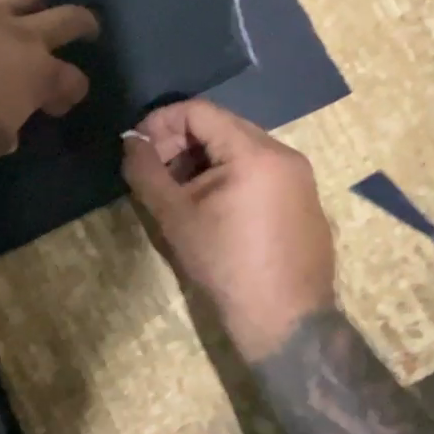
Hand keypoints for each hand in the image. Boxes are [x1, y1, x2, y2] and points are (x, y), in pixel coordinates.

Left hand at [0, 0, 98, 170]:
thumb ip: (10, 127)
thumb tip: (9, 123)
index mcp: (39, 75)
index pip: (74, 80)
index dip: (70, 92)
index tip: (55, 104)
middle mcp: (21, 35)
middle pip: (69, 18)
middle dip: (83, 24)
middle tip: (83, 30)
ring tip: (33, 0)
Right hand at [120, 98, 334, 360]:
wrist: (285, 322)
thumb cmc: (224, 263)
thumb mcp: (172, 214)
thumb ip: (144, 169)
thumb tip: (129, 140)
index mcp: (254, 152)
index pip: (197, 111)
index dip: (159, 122)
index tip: (138, 150)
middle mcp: (284, 154)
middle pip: (219, 124)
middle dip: (179, 141)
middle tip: (155, 171)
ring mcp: (300, 177)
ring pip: (238, 145)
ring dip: (201, 158)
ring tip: (179, 191)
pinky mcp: (304, 198)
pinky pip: (258, 167)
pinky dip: (227, 173)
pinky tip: (211, 206)